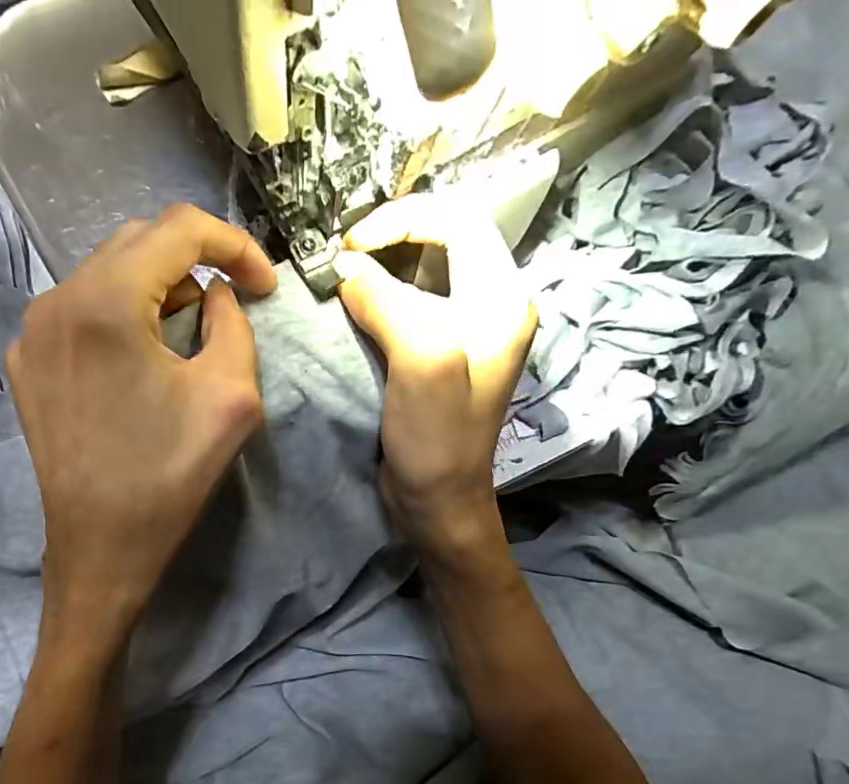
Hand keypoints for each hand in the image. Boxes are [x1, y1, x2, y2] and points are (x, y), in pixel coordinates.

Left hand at [6, 204, 277, 636]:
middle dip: (195, 264)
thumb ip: (234, 325)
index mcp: (105, 300)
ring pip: (106, 275)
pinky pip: (81, 313)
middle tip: (231, 308)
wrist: (99, 548)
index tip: (264, 285)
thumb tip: (216, 295)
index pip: (179, 228)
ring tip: (188, 337)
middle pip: (137, 243)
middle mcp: (56, 300)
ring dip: (157, 290)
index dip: (234, 246)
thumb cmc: (168, 478)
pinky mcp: (26, 365)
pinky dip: (121, 318)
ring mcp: (32, 333)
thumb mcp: (231, 397)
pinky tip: (141, 363)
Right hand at [335, 194, 536, 554]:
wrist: (439, 501)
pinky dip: (384, 292)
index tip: (354, 244)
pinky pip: (415, 301)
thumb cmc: (438, 439)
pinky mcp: (444, 350)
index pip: (460, 221)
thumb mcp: (421, 362)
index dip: (405, 218)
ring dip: (385, 262)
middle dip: (393, 236)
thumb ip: (389, 303)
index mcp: (502, 301)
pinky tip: (357, 303)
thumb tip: (348, 269)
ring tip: (346, 274)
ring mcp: (469, 329)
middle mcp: (493, 306)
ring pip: (428, 268)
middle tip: (346, 256)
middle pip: (446, 239)